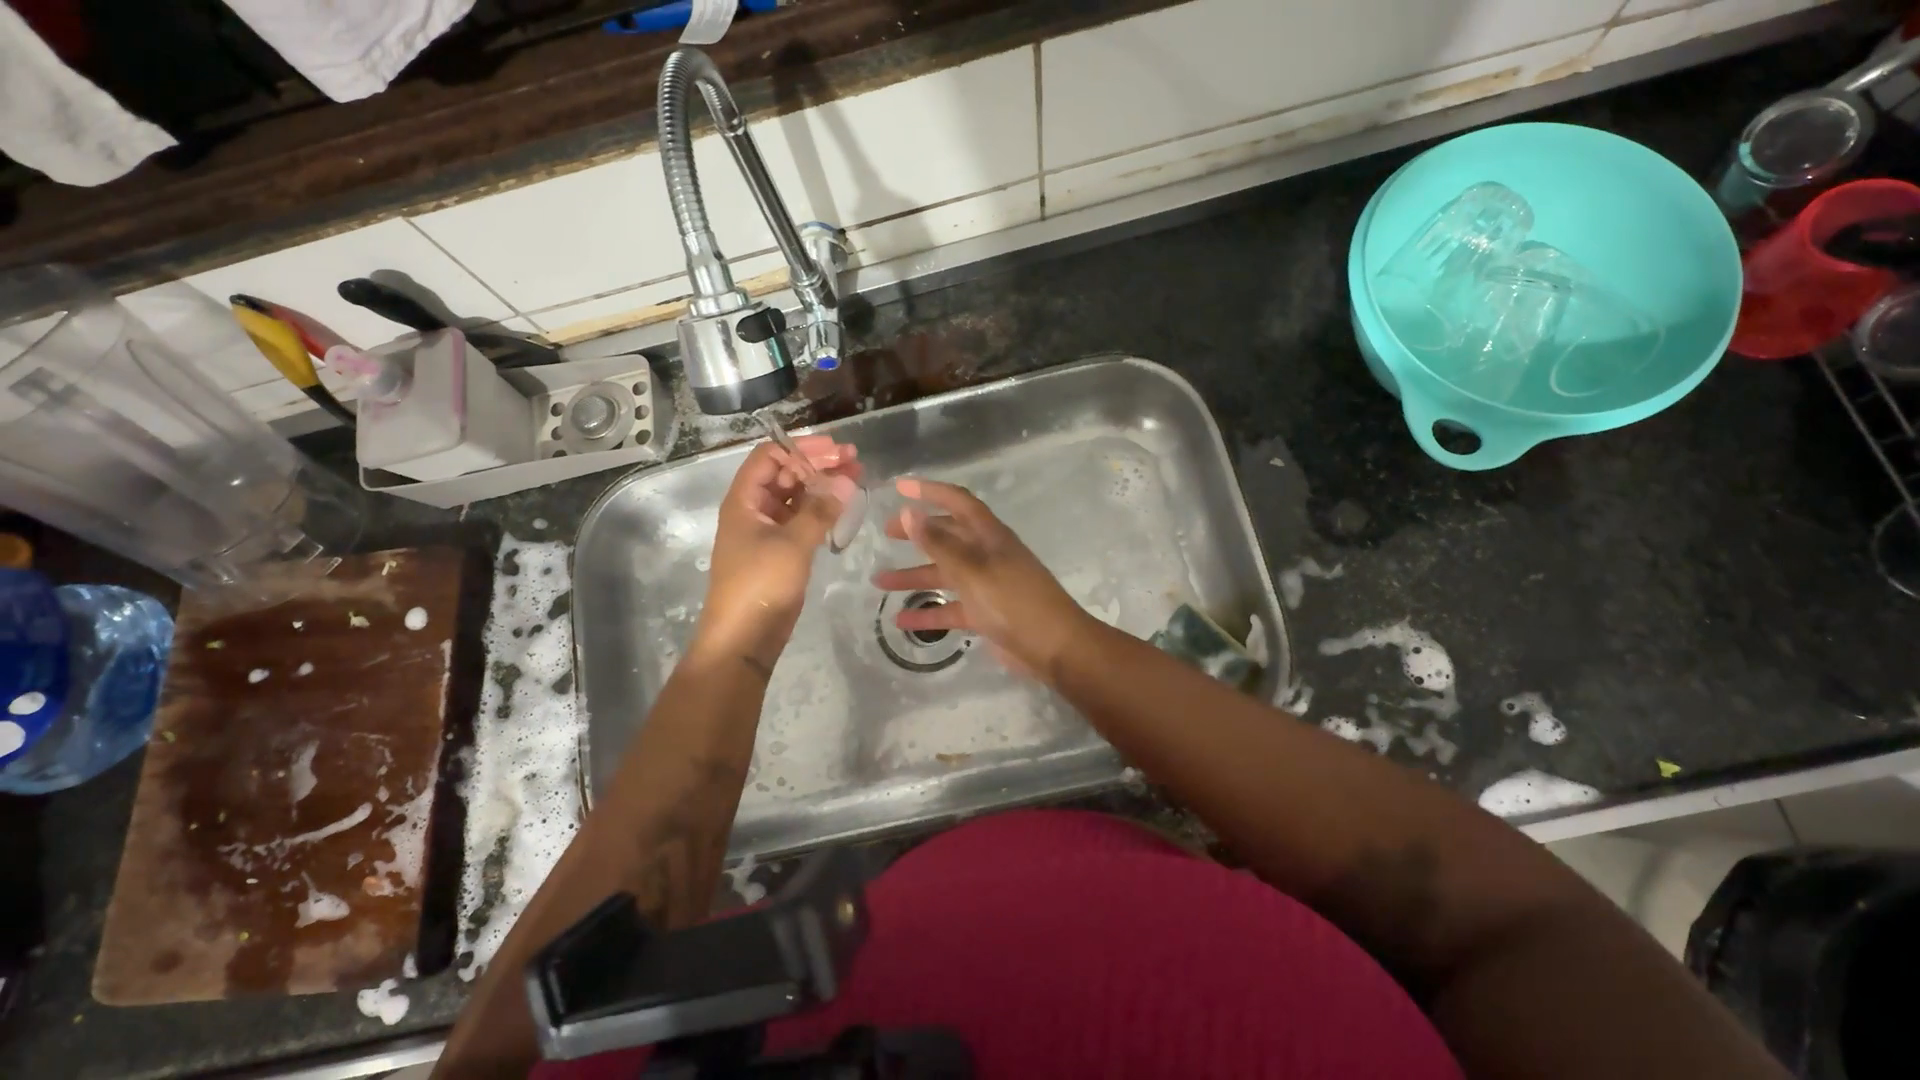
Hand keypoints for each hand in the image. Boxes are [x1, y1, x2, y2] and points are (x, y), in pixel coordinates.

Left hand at [694, 435, 861, 666]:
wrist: (744, 637)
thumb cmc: (760, 584)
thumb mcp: (792, 544)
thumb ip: (820, 510)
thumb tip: (845, 480)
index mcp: (744, 500)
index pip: (769, 456)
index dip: (800, 447)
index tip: (835, 449)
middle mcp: (753, 510)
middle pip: (785, 474)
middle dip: (818, 464)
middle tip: (854, 461)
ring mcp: (767, 532)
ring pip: (796, 497)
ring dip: (823, 486)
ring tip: (857, 478)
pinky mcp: (780, 552)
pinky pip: (801, 521)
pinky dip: (821, 511)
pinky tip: (845, 507)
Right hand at [872, 477, 1091, 680]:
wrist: (1054, 646)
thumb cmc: (1014, 601)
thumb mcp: (972, 570)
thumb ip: (939, 544)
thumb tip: (909, 512)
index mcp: (989, 536)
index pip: (958, 502)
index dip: (930, 491)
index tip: (899, 488)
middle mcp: (987, 555)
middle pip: (948, 536)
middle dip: (918, 533)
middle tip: (887, 533)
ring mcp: (987, 585)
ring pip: (944, 574)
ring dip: (914, 576)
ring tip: (879, 581)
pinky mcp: (986, 614)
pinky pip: (950, 608)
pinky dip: (927, 613)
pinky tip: (901, 621)